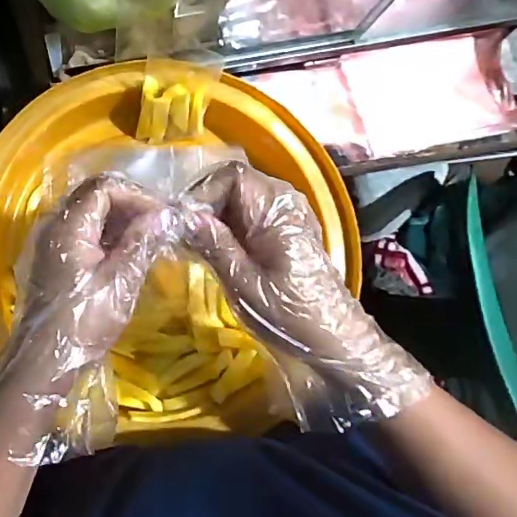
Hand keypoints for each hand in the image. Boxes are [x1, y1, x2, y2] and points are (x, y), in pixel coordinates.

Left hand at [0, 174, 182, 462]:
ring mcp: (45, 241)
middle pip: (92, 196)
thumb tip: (164, 214)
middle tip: (156, 227)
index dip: (137, 195)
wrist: (41, 362)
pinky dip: (101, 236)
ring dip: (116, 221)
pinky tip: (121, 255)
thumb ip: (141, 243)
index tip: (161, 216)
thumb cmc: (83, 322)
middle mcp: (51, 224)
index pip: (104, 187)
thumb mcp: (120, 283)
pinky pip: (77, 233)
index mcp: (67, 225)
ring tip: (144, 241)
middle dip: (128, 205)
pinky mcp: (46, 258)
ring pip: (85, 214)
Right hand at [185, 161, 431, 418]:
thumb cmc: (291, 316)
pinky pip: (249, 210)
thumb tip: (180, 216)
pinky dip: (228, 223)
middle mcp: (284, 201)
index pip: (230, 176)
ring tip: (196, 244)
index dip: (202, 194)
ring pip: (238, 195)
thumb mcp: (244, 285)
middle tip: (185, 235)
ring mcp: (287, 212)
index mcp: (277, 211)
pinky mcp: (285, 227)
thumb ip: (214, 245)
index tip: (184, 224)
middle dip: (204, 204)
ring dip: (214, 215)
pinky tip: (218, 249)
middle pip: (232, 181)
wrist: (336, 340)